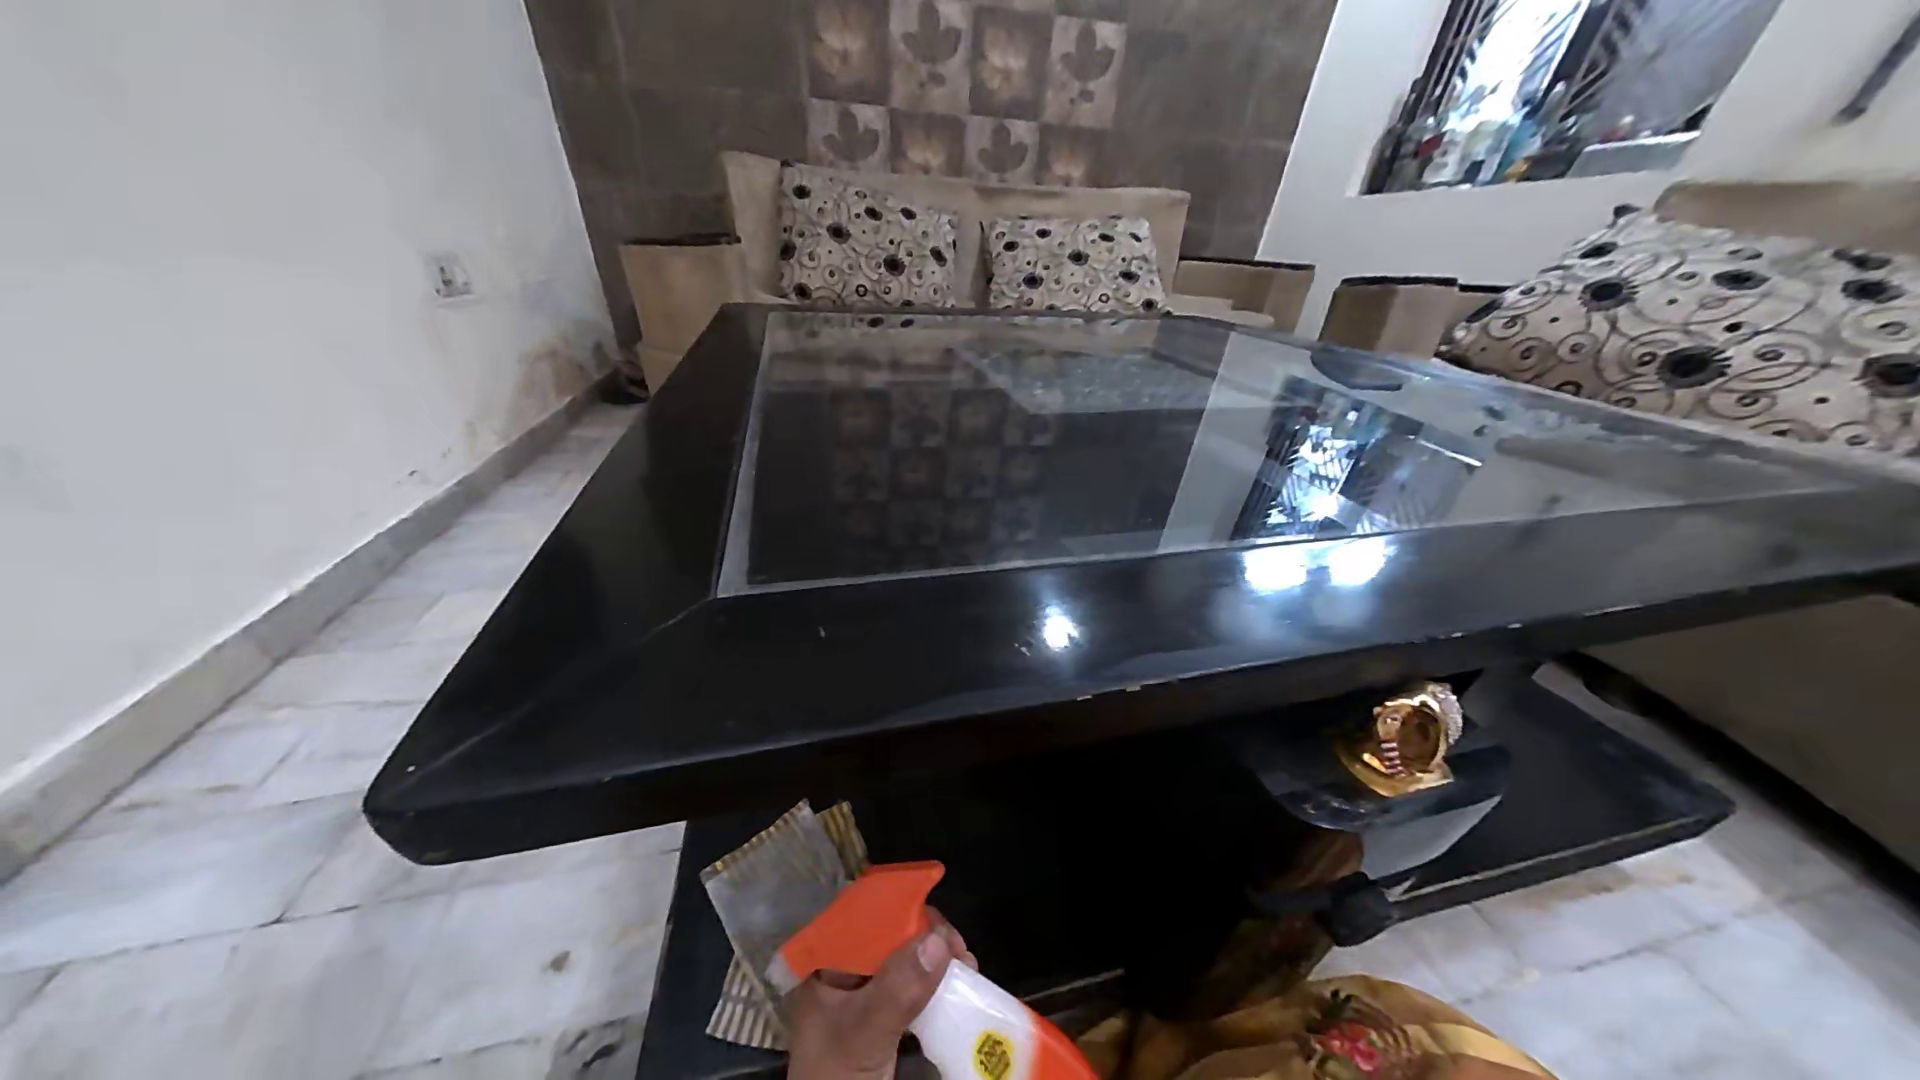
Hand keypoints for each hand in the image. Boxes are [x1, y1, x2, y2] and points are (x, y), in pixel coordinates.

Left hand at [786, 909, 976, 1079]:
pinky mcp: (884, 1019)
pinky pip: (912, 987)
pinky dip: (936, 982)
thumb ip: (896, 990)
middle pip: (888, 934)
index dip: (901, 908)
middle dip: (926, 933)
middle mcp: (843, 973)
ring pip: (904, 959)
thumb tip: (938, 939)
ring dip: (936, 956)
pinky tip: (958, 984)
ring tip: (966, 964)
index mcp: (825, 965)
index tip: (938, 922)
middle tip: (959, 949)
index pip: (862, 917)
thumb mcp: (863, 1035)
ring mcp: (864, 997)